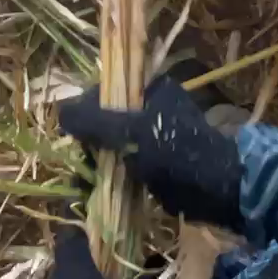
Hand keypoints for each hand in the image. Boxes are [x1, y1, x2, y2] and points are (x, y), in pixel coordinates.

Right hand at [58, 70, 243, 231]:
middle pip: (105, 118)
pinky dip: (108, 174)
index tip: (76, 134)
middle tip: (84, 161)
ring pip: (111, 143)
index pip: (106, 90)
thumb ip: (96, 120)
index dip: (86, 110)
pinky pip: (121, 162)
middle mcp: (151, 107)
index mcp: (152, 88)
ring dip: (96, 161)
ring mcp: (152, 135)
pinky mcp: (152, 161)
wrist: (217, 190)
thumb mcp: (134, 132)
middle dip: (90, 140)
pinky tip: (98, 188)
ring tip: (88, 179)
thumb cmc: (178, 152)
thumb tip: (61, 110)